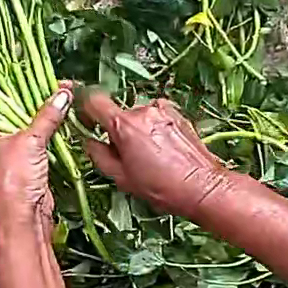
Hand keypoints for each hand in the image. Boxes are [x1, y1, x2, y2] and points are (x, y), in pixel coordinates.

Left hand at [0, 83, 73, 227]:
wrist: (23, 216)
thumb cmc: (13, 182)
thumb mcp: (30, 142)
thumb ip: (47, 116)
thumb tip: (63, 94)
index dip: (16, 78)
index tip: (34, 66)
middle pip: (16, 104)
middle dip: (38, 92)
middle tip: (58, 81)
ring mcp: (13, 144)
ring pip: (31, 118)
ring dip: (48, 108)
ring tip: (66, 93)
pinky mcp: (30, 155)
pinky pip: (42, 133)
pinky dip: (53, 124)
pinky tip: (65, 114)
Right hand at [78, 90, 233, 218]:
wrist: (201, 186)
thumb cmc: (162, 186)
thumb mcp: (121, 178)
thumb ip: (99, 155)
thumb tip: (90, 143)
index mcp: (124, 125)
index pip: (94, 101)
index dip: (85, 108)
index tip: (86, 118)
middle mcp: (143, 111)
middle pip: (120, 113)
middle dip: (119, 130)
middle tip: (127, 155)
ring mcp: (163, 110)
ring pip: (140, 116)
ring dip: (139, 130)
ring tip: (150, 155)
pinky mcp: (179, 114)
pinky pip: (157, 117)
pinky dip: (155, 128)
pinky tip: (163, 149)